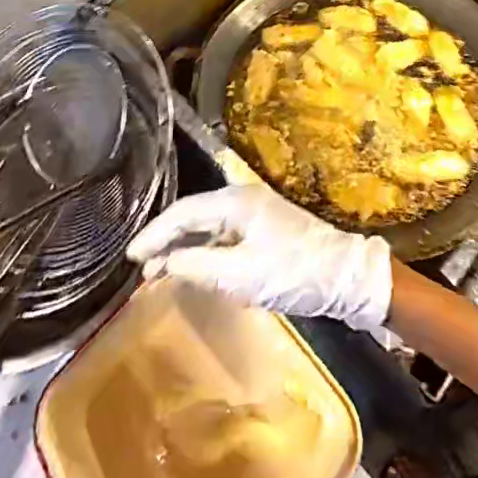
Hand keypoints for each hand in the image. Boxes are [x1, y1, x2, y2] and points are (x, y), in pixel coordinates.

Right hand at [126, 184, 393, 331]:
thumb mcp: (242, 274)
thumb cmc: (294, 271)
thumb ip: (198, 266)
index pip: (183, 212)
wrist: (347, 276)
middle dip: (165, 241)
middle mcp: (241, 201)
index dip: (155, 233)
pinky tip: (192, 270)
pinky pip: (222, 239)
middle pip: (193, 217)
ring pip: (207, 228)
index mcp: (235, 202)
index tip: (131, 255)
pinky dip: (203, 254)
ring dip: (183, 249)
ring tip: (158, 272)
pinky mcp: (263, 232)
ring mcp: (254, 215)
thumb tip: (165, 264)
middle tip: (140, 266)